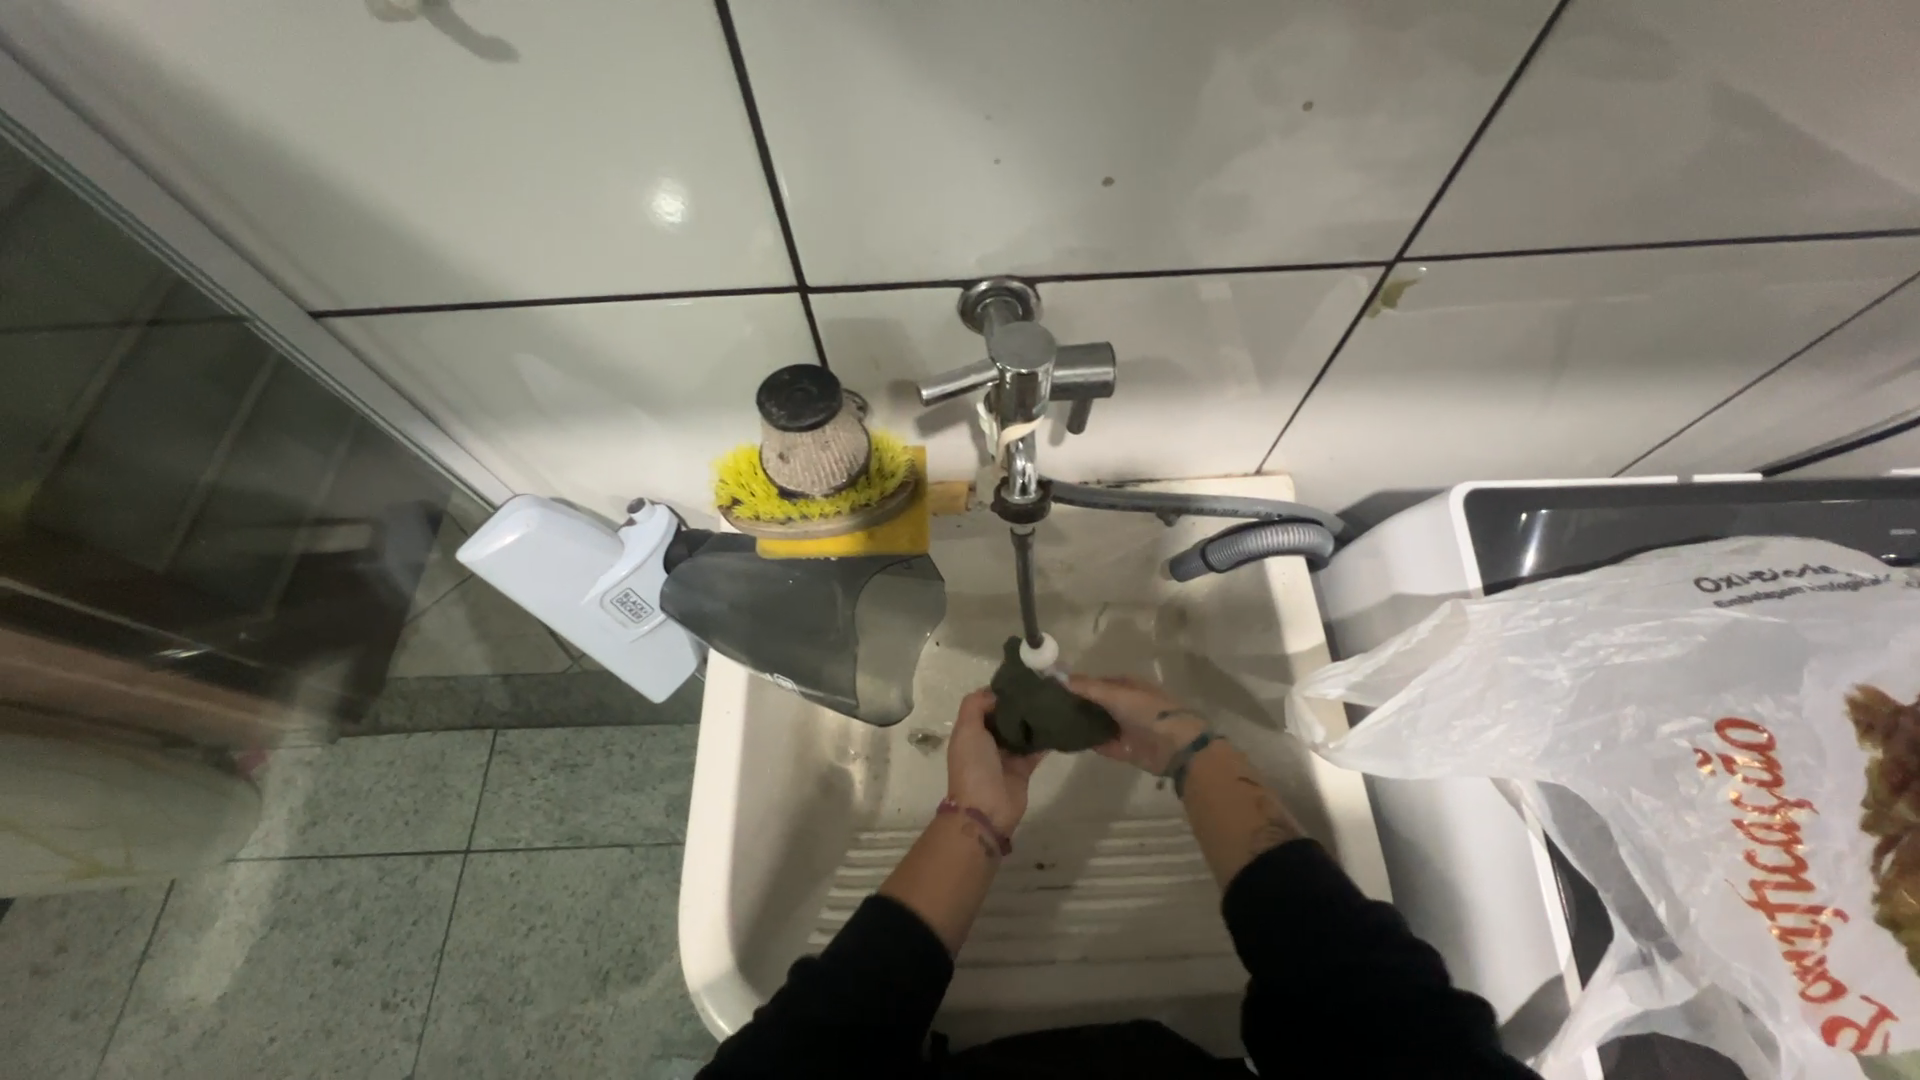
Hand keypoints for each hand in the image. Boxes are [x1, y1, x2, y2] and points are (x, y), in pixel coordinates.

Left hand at [946, 689, 1045, 834]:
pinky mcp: (1023, 768)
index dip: (999, 693)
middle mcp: (986, 741)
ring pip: (1021, 732)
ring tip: (1053, 701)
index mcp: (970, 731)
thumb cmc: (973, 766)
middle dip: (1019, 704)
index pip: (984, 704)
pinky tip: (1059, 724)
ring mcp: (1005, 756)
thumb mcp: (966, 730)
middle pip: (1004, 717)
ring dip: (1033, 720)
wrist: (986, 809)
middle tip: (1042, 688)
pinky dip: (1046, 740)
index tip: (1020, 680)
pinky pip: (1036, 750)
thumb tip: (995, 693)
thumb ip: (975, 705)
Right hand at [1068, 674, 1209, 775]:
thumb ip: (1087, 687)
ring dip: (1083, 724)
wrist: (1175, 746)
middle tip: (1051, 709)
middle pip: (1097, 704)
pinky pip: (1103, 744)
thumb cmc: (1147, 712)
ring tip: (1055, 725)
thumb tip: (1058, 677)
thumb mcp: (1115, 694)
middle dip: (1079, 706)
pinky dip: (1090, 743)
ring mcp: (1127, 728)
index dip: (1079, 684)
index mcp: (1128, 686)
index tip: (1055, 689)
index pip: (1098, 682)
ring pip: (1099, 724)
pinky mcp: (1126, 749)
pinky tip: (1070, 742)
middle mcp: (1126, 705)